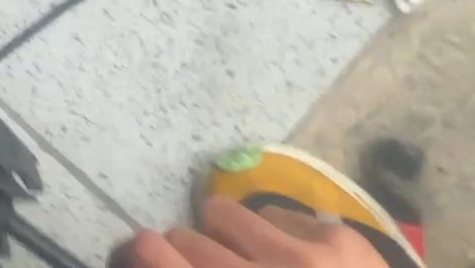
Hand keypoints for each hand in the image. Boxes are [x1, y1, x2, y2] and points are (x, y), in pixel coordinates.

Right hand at [114, 197, 389, 267]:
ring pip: (222, 212)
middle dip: (183, 251)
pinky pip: (273, 212)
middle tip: (200, 262)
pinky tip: (300, 267)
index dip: (148, 256)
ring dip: (227, 238)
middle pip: (188, 240)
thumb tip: (152, 254)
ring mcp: (304, 258)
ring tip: (250, 261)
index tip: (137, 246)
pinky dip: (275, 237)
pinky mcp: (337, 237)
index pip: (173, 264)